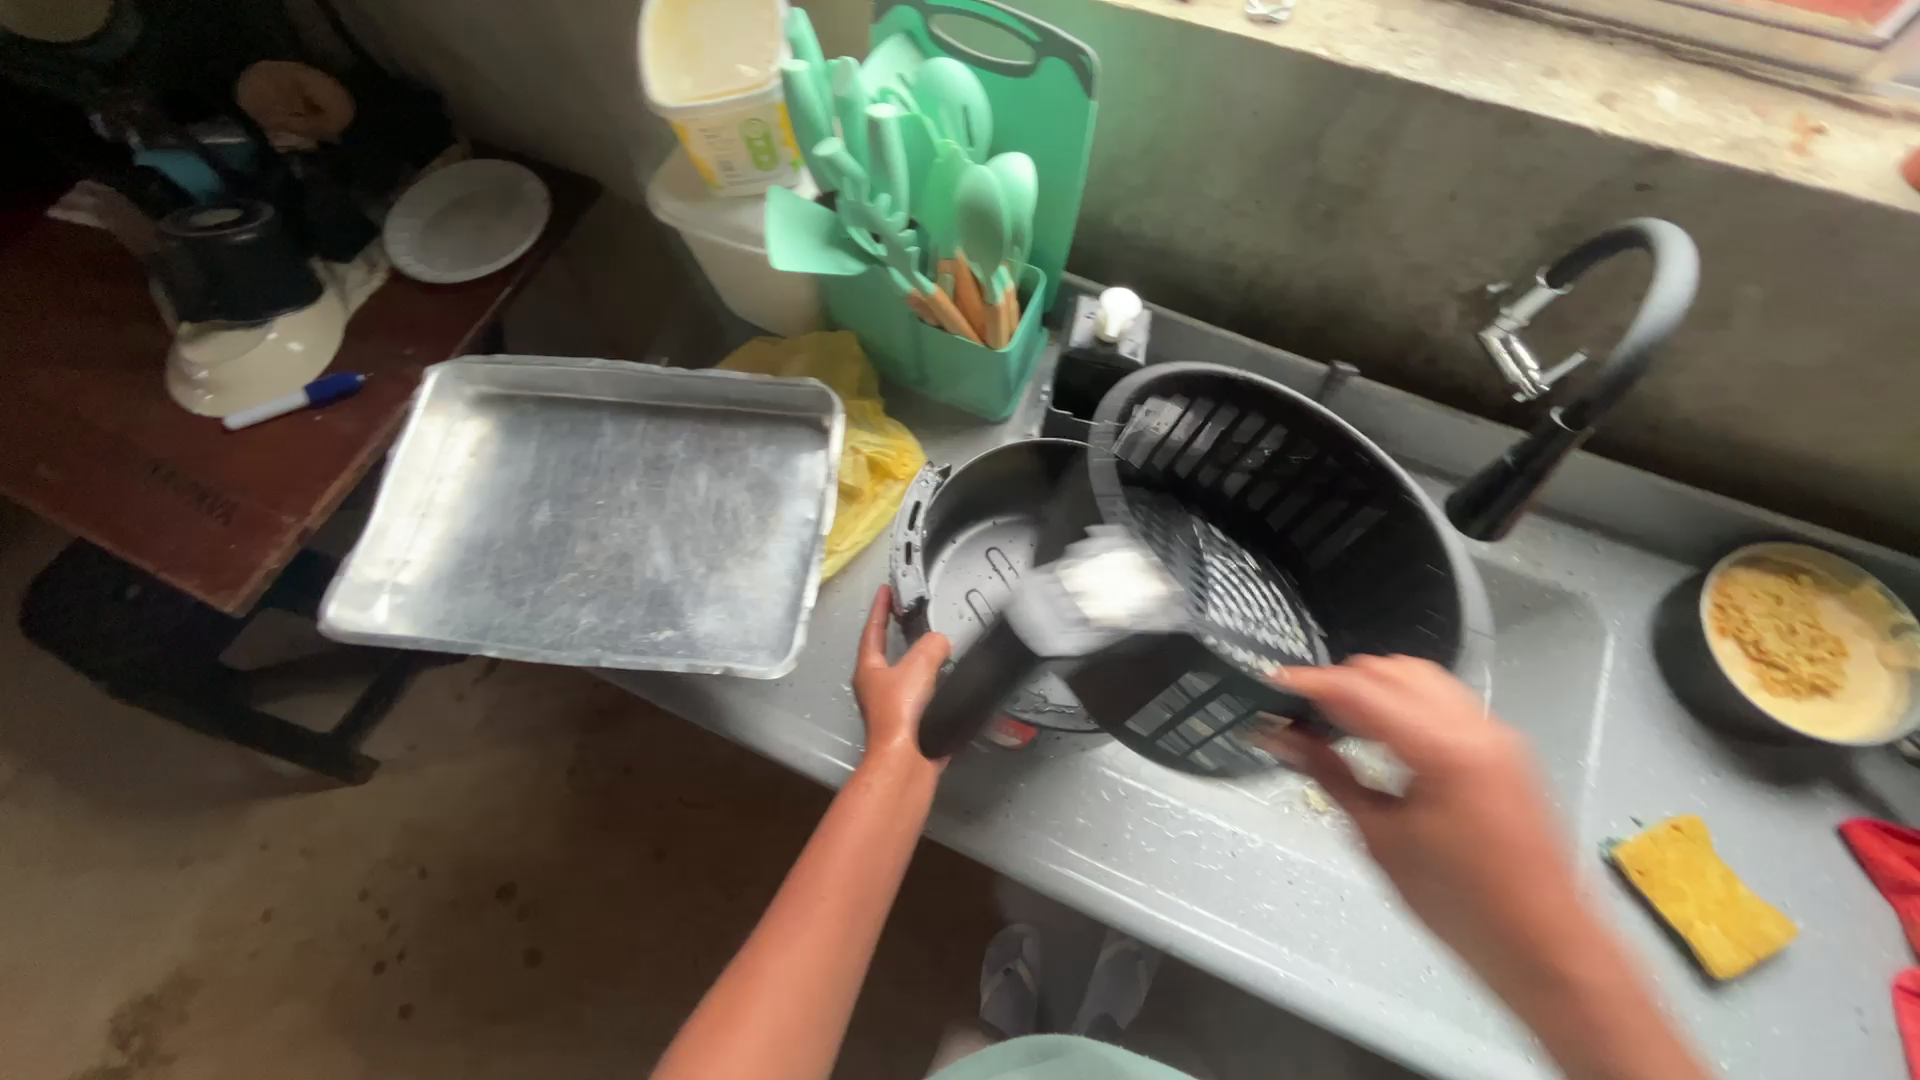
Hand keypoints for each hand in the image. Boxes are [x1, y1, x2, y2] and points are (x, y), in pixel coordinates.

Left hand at [853, 586, 951, 763]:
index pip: (873, 629)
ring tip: (935, 642)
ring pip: (904, 673)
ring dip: (918, 658)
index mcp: (869, 668)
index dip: (880, 608)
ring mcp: (890, 706)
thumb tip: (941, 644)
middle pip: (884, 651)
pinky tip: (947, 679)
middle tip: (909, 613)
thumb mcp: (919, 666)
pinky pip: (921, 692)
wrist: (907, 760)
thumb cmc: (903, 711)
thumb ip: (932, 646)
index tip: (885, 589)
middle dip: (896, 631)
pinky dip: (933, 680)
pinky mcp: (909, 722)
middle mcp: (875, 686)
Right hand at [1264, 657, 1586, 983]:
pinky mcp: (1502, 749)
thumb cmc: (1464, 906)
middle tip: (1303, 710)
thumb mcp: (1377, 838)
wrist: (1545, 946)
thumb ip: (1328, 773)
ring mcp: (1495, 736)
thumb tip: (1285, 738)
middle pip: (1391, 670)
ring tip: (1336, 719)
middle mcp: (1476, 730)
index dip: (1310, 682)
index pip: (1360, 689)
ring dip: (1373, 687)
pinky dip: (1402, 700)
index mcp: (1444, 750)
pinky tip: (1379, 732)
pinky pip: (1442, 699)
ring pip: (1419, 676)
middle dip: (1341, 681)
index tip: (1274, 685)